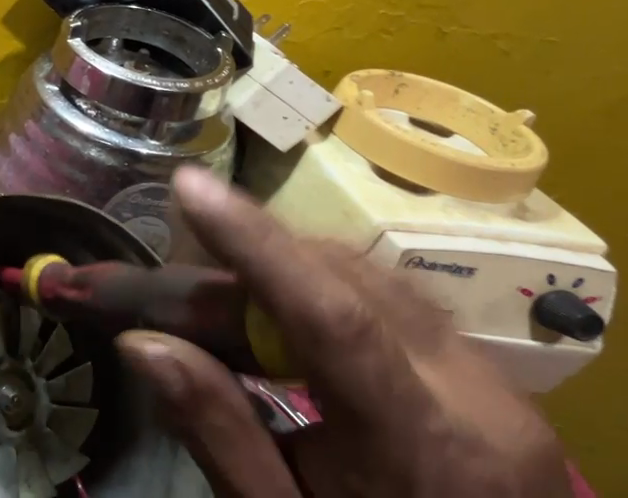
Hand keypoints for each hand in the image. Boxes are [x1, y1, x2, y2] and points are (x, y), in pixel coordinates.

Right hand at [120, 168, 571, 497]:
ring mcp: (492, 384)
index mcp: (430, 448)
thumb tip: (140, 342)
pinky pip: (384, 302)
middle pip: (337, 283)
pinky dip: (309, 295)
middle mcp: (476, 397)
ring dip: (267, 279)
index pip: (333, 317)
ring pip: (359, 280)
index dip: (254, 244)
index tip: (188, 184)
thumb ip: (219, 433)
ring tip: (199, 314)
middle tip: (150, 295)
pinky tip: (263, 330)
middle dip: (233, 271)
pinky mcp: (485, 379)